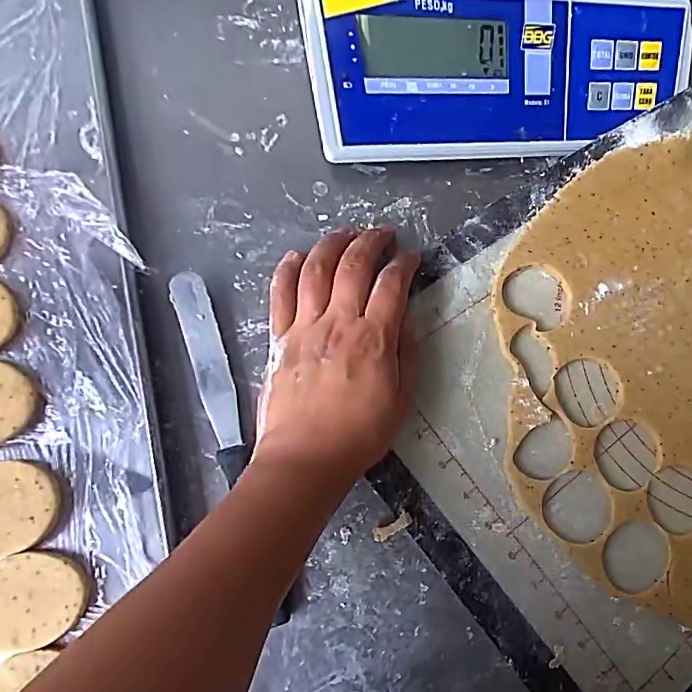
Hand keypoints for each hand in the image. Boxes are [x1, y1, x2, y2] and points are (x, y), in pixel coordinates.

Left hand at [252, 229, 418, 478]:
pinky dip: (288, 268)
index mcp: (373, 339)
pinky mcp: (278, 338)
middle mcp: (338, 323)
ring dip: (332, 244)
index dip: (404, 264)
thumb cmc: (362, 433)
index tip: (412, 256)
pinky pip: (280, 293)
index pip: (391, 285)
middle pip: (352, 266)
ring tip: (346, 234)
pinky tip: (297, 256)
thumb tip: (404, 317)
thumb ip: (405, 352)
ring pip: (315, 269)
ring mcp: (304, 328)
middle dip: (371, 242)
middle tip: (383, 234)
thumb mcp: (402, 397)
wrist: (306, 457)